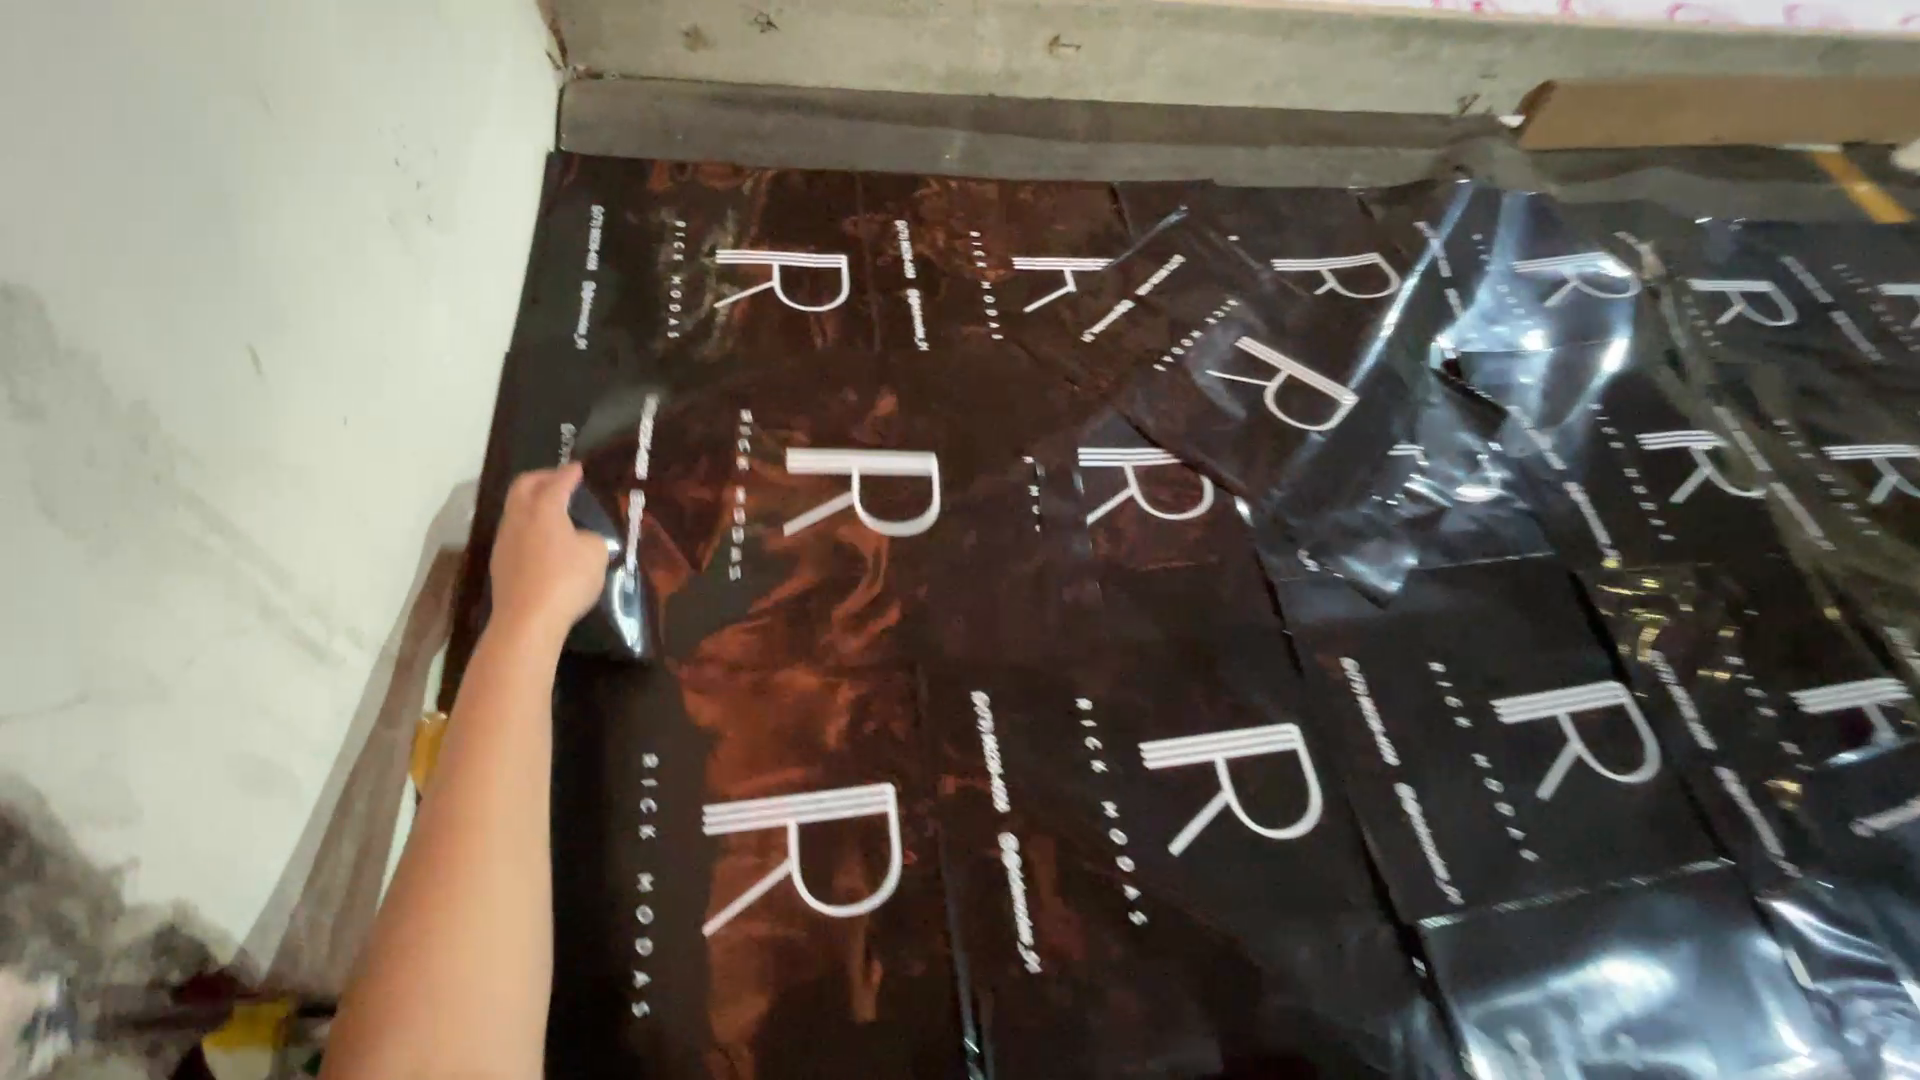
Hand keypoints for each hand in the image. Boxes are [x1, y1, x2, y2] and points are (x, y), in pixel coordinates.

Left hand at [487, 463, 611, 642]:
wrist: (528, 619)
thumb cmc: (567, 580)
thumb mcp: (596, 554)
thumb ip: (591, 539)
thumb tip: (582, 539)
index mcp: (544, 509)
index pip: (557, 482)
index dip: (569, 473)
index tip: (578, 467)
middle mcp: (519, 518)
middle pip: (523, 486)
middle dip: (542, 477)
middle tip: (559, 479)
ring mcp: (505, 540)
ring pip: (515, 508)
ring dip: (532, 501)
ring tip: (551, 508)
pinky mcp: (501, 561)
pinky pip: (515, 531)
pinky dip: (529, 524)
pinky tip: (543, 538)